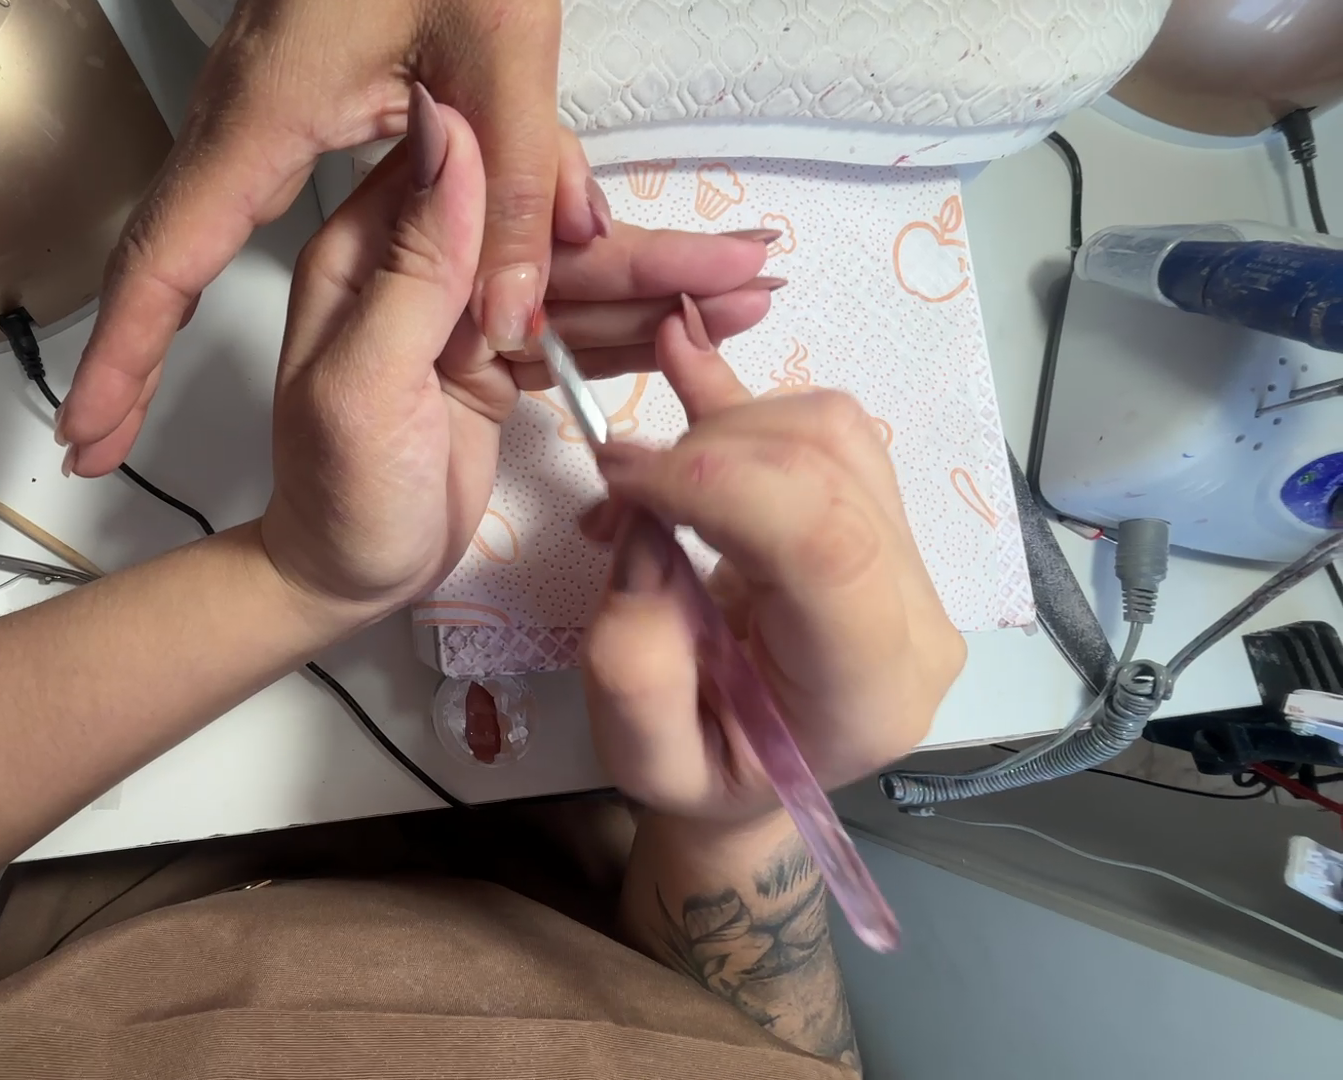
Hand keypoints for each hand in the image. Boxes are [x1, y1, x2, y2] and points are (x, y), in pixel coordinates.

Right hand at [59, 0, 584, 476]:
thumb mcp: (503, 51)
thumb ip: (513, 194)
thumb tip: (513, 318)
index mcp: (265, 114)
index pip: (168, 262)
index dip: (124, 359)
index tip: (88, 431)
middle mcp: (232, 119)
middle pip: (150, 260)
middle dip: (120, 360)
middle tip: (91, 440)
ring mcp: (245, 114)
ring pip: (181, 236)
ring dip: (149, 325)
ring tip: (124, 400)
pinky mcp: (274, 109)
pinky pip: (222, 209)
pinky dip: (194, 277)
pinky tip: (178, 315)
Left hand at [260, 89, 780, 615]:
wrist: (349, 573)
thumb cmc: (341, 495)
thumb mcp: (365, 385)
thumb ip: (414, 271)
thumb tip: (452, 132)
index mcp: (366, 258)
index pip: (469, 179)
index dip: (547, 191)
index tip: (611, 226)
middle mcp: (420, 273)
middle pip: (539, 239)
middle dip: (638, 252)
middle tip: (743, 257)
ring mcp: (463, 321)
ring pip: (570, 290)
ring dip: (657, 291)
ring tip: (748, 290)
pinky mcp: (497, 366)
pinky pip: (572, 339)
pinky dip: (631, 336)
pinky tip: (698, 325)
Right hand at [581, 299, 965, 824]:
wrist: (756, 775)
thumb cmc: (701, 776)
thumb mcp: (641, 756)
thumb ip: (633, 658)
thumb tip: (646, 524)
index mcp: (865, 685)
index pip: (824, 541)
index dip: (713, 482)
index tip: (619, 481)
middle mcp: (911, 609)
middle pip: (824, 465)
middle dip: (697, 453)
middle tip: (612, 488)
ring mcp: (906, 558)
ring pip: (827, 430)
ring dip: (713, 429)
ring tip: (641, 475)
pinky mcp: (875, 522)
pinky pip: (822, 432)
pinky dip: (742, 394)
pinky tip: (688, 352)